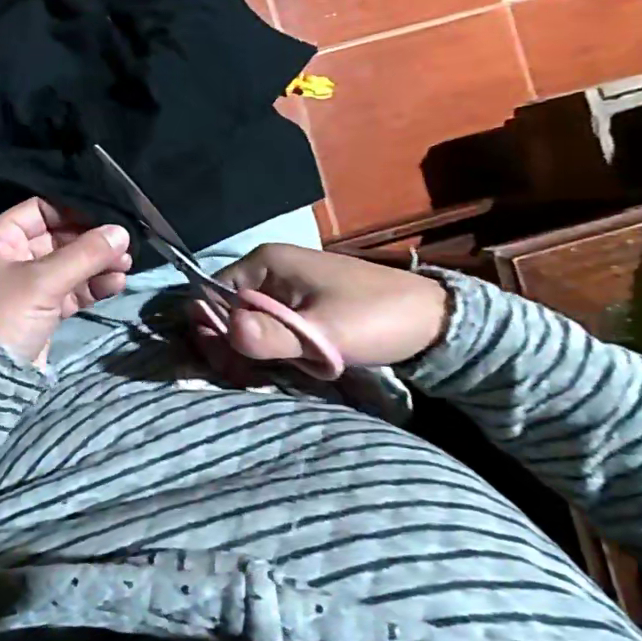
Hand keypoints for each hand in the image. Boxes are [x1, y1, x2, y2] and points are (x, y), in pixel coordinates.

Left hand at [0, 197, 132, 365]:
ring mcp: (27, 284)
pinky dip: (92, 286)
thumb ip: (85, 254)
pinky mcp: (40, 309)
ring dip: (97, 265)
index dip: (75, 211)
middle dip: (93, 242)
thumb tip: (121, 232)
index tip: (108, 218)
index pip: (41, 210)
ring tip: (125, 268)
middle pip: (60, 237)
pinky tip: (115, 284)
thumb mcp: (43, 281)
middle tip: (125, 249)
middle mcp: (11, 256)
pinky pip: (71, 289)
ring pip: (69, 265)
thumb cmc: (4, 316)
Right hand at [194, 244, 450, 371]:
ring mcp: (285, 289)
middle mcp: (269, 270)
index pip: (210, 296)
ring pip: (247, 325)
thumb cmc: (376, 318)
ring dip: (256, 352)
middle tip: (254, 378)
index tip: (231, 366)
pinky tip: (289, 367)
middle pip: (226, 312)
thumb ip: (272, 336)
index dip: (213, 331)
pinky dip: (274, 350)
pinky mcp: (300, 307)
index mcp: (265, 262)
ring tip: (277, 373)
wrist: (431, 321)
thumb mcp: (323, 332)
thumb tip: (226, 332)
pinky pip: (270, 329)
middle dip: (234, 346)